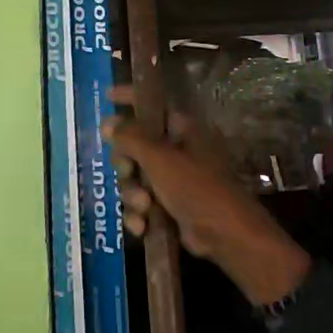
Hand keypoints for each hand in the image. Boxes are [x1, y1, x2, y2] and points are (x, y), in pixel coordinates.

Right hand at [102, 84, 311, 305]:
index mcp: (182, 129)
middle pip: (134, 146)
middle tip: (128, 171)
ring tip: (145, 206)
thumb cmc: (196, 187)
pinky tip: (142, 226)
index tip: (107, 97)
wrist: (224, 235)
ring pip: (134, 179)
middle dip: (126, 165)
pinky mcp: (168, 206)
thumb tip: (107, 123)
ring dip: (133, 195)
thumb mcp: (159, 158)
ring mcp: (172, 180)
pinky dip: (139, 215)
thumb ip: (130, 137)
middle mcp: (177, 150)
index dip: (130, 97)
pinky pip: (140, 204)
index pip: (153, 104)